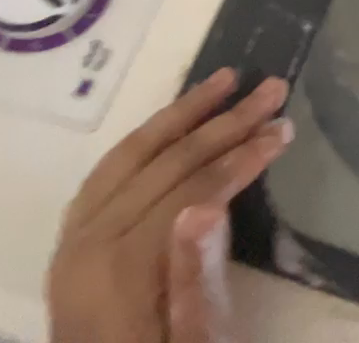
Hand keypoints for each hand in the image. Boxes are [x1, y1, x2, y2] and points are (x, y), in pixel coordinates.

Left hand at [47, 70, 291, 342]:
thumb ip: (194, 279)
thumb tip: (206, 205)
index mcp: (120, 272)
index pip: (191, 189)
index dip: (242, 156)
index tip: (285, 129)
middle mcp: (87, 246)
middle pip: (165, 163)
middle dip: (227, 122)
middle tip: (273, 89)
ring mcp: (74, 240)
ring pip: (132, 154)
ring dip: (184, 112)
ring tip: (228, 79)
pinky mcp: (73, 240)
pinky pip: (110, 170)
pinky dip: (147, 136)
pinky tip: (176, 118)